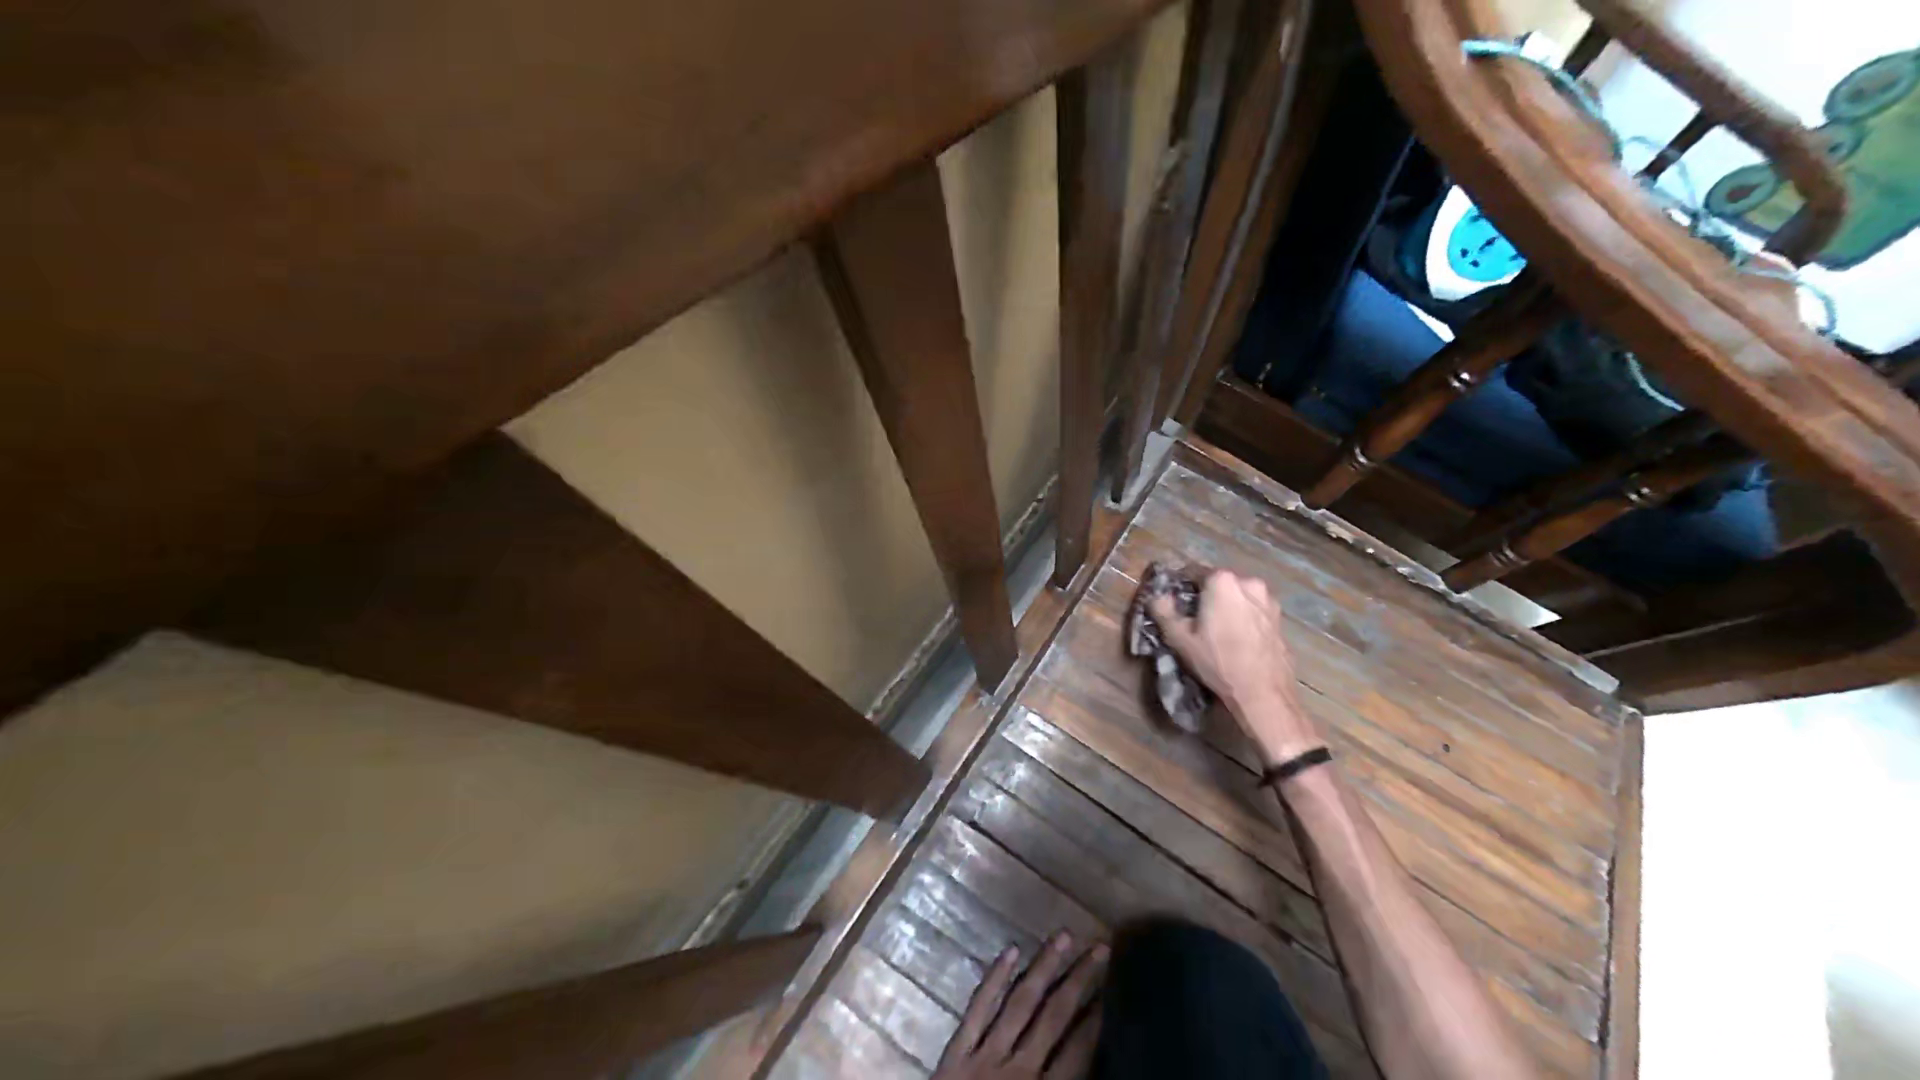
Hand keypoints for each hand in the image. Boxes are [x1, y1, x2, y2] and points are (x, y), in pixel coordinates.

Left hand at [933, 931, 1105, 1079]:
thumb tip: (1091, 1071)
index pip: (1079, 1051)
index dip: (1097, 1019)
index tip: (1113, 988)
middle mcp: (1020, 1070)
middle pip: (1056, 1017)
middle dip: (1080, 981)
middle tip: (1100, 948)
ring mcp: (987, 1056)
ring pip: (1021, 1002)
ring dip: (1045, 967)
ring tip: (1064, 936)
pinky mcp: (957, 1051)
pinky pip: (978, 1008)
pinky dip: (994, 978)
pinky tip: (1011, 950)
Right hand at [1149, 571, 1322, 764]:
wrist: (1263, 692)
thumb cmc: (1218, 661)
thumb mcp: (1179, 638)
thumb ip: (1163, 610)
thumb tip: (1157, 596)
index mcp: (1222, 581)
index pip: (1192, 571)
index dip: (1179, 585)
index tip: (1173, 602)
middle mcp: (1248, 582)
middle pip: (1217, 582)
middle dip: (1205, 595)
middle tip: (1194, 618)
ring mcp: (1268, 599)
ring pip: (1237, 595)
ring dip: (1226, 605)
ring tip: (1217, 629)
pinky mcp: (1279, 617)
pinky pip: (1253, 609)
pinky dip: (1243, 616)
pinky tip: (1237, 638)